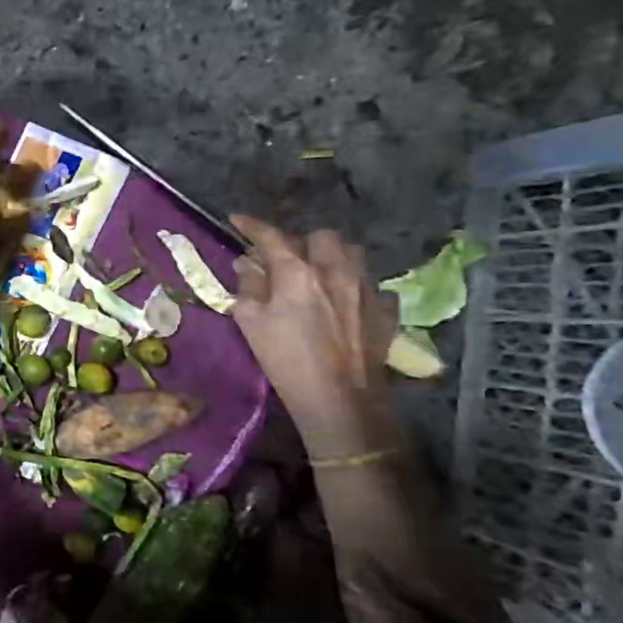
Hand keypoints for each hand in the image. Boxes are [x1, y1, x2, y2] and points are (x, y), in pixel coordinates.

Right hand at [229, 214, 396, 434]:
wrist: (340, 401)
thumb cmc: (286, 362)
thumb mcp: (251, 324)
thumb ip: (247, 287)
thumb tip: (246, 264)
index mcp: (297, 271)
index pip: (271, 236)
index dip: (251, 226)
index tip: (237, 221)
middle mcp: (335, 269)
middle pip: (320, 237)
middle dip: (301, 242)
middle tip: (288, 261)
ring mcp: (365, 287)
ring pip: (352, 253)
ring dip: (334, 257)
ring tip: (322, 274)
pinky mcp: (385, 309)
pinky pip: (372, 285)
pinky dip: (358, 288)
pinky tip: (349, 303)